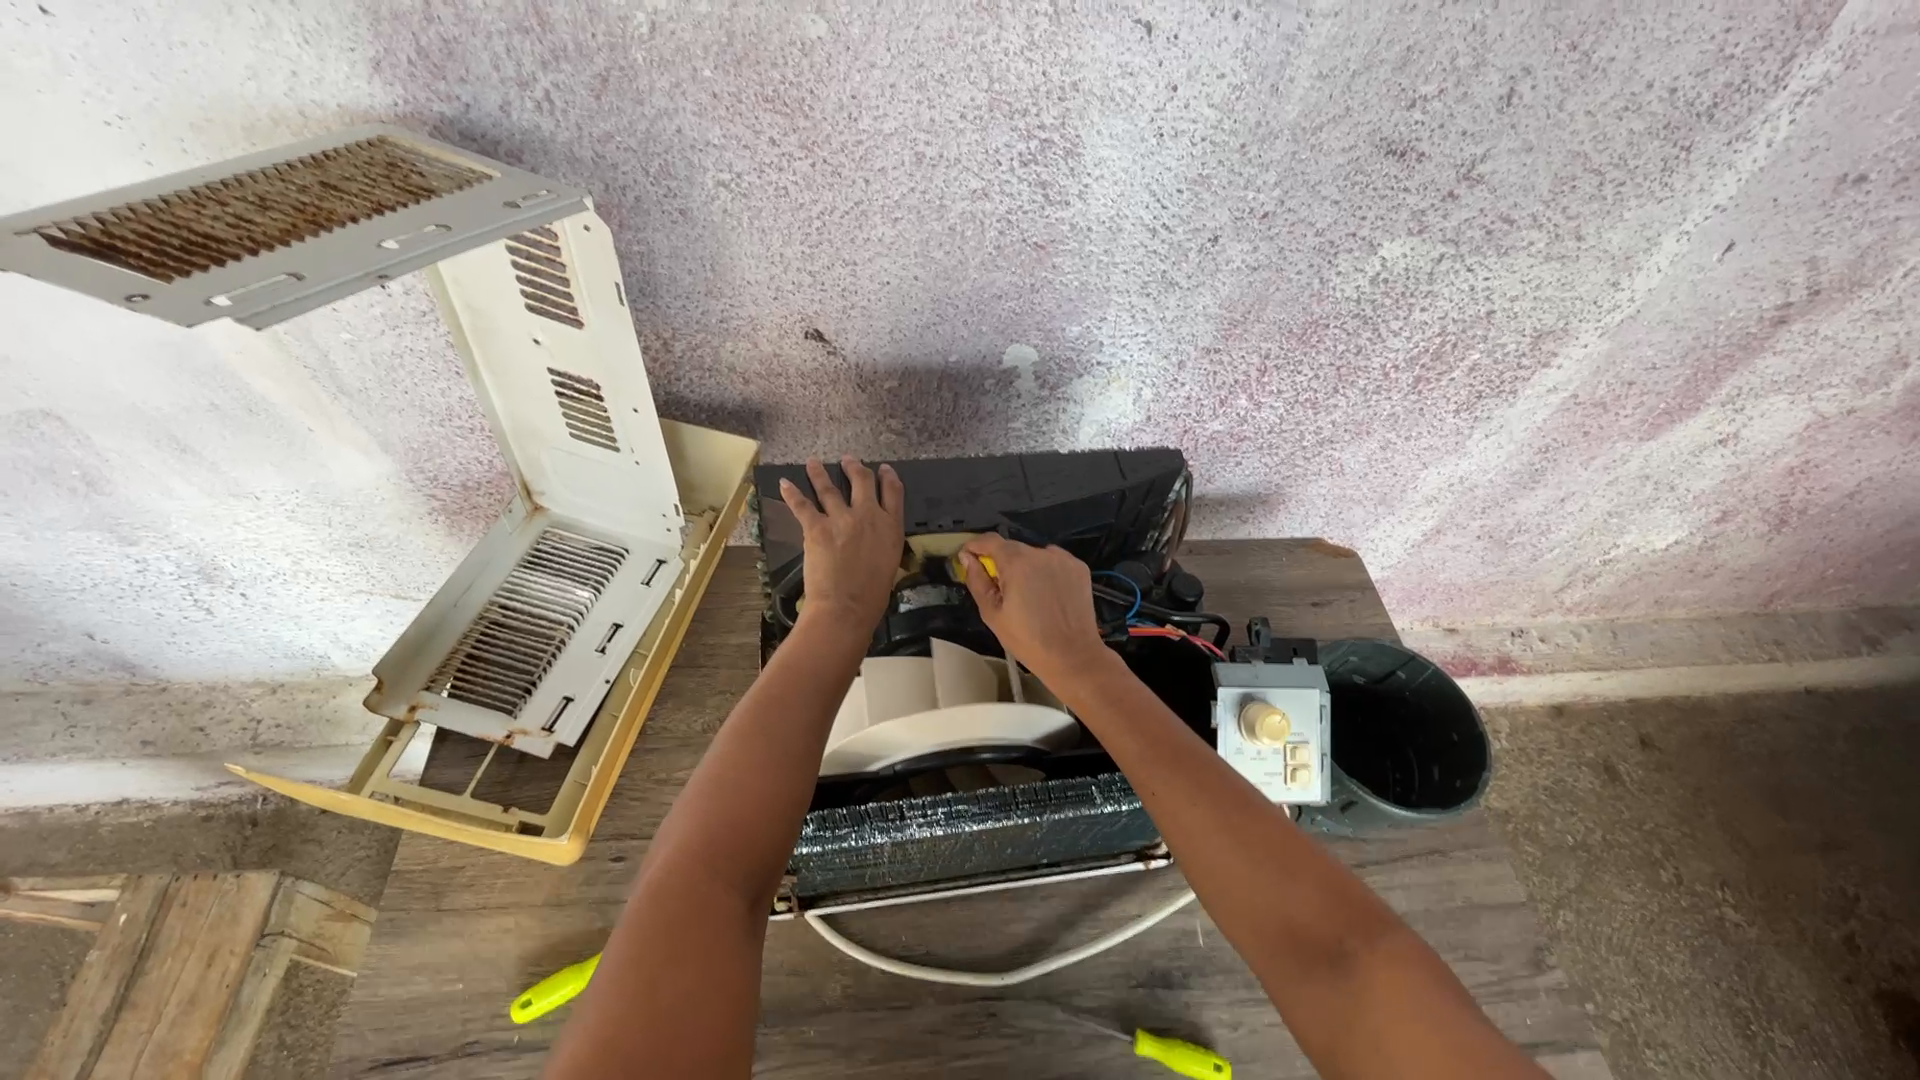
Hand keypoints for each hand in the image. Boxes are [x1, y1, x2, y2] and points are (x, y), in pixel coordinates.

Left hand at [779, 456, 904, 630]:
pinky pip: (802, 504)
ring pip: (829, 488)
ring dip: (819, 473)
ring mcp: (841, 519)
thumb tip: (875, 539)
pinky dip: (792, 493)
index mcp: (891, 528)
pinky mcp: (816, 527)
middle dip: (855, 467)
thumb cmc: (873, 596)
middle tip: (848, 460)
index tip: (884, 469)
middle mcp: (868, 516)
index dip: (888, 477)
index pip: (894, 492)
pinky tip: (785, 484)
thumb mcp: (890, 563)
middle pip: (863, 481)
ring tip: (813, 462)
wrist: (846, 607)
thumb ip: (883, 543)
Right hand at [957, 534, 1112, 684]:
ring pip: (1034, 555)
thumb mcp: (992, 614)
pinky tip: (1047, 593)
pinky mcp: (1079, 568)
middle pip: (1013, 548)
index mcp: (1017, 563)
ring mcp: (1063, 559)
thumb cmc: (1027, 639)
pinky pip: (1054, 562)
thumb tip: (968, 558)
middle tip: (1000, 588)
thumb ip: (977, 581)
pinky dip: (1046, 571)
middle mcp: (1041, 553)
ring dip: (1025, 567)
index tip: (968, 557)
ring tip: (1028, 594)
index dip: (975, 546)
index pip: (990, 540)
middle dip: (1002, 562)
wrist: (1072, 655)